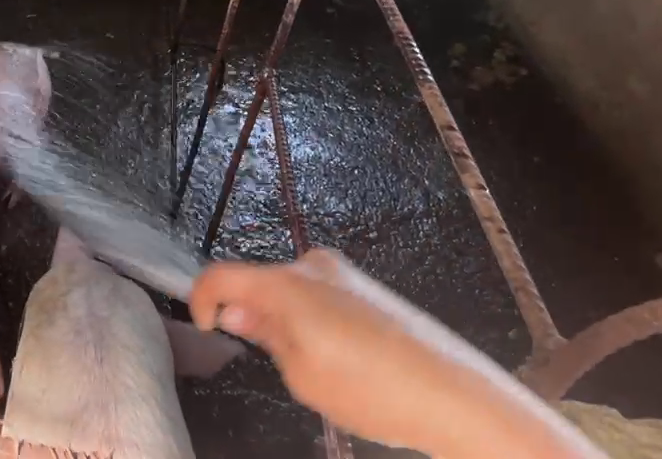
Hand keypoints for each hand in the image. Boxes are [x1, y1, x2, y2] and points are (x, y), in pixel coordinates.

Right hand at [190, 250, 598, 458]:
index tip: (205, 329)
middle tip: (271, 362)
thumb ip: (265, 338)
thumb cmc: (372, 391)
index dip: (200, 299)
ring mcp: (343, 272)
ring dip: (284, 320)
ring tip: (318, 371)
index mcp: (285, 283)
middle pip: (258, 281)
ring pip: (290, 290)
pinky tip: (346, 362)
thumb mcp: (304, 376)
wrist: (462, 396)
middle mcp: (310, 264)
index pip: (221, 275)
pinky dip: (313, 320)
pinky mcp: (368, 286)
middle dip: (251, 315)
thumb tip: (238, 313)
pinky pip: (320, 295)